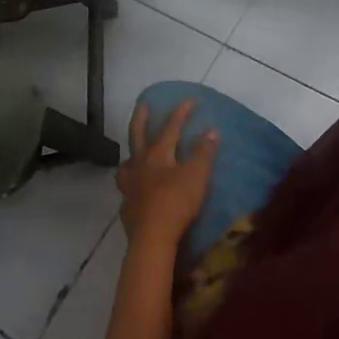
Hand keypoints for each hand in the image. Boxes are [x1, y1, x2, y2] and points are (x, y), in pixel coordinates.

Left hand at [118, 101, 218, 245]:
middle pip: (137, 134)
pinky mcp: (127, 205)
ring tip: (136, 150)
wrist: (152, 239)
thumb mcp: (197, 176)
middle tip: (143, 104)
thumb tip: (212, 130)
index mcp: (158, 153)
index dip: (181, 112)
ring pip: (127, 161)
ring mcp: (129, 184)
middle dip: (141, 117)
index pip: (170, 126)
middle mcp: (139, 163)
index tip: (191, 99)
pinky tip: (136, 186)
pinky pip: (127, 186)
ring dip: (132, 151)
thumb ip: (204, 152)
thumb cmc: (176, 203)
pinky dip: (132, 180)